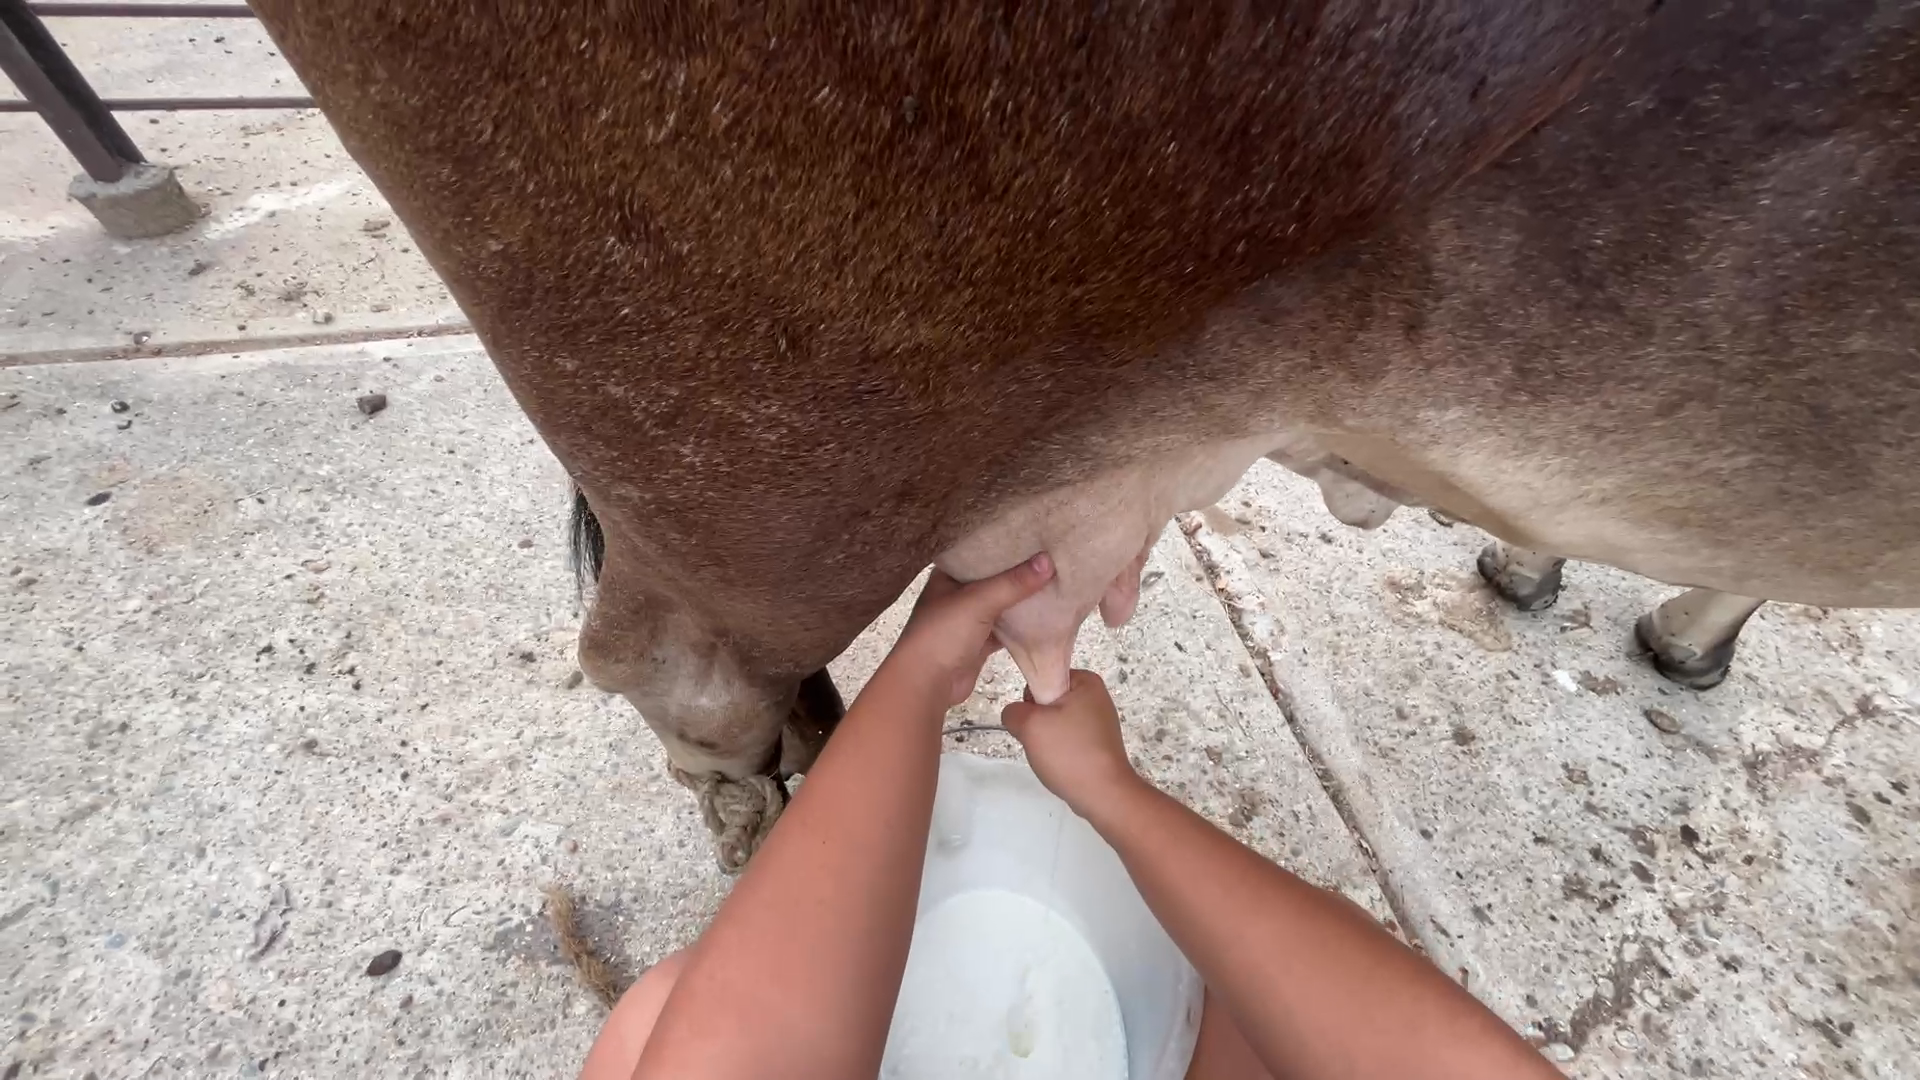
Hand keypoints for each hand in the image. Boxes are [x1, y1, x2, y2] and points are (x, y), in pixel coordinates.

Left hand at [887, 553, 1053, 706]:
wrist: (926, 684)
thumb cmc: (943, 633)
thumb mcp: (978, 601)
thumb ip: (1013, 583)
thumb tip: (1048, 561)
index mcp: (949, 575)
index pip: (979, 551)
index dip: (1004, 542)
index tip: (1035, 532)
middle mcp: (958, 593)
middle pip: (994, 578)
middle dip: (1020, 570)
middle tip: (1052, 554)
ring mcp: (969, 619)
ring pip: (1002, 603)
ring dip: (1024, 597)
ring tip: (1056, 578)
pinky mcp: (980, 641)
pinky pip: (1007, 628)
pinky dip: (1023, 624)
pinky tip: (1047, 613)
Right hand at [1000, 670, 1141, 814]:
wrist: (1104, 795)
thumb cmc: (1069, 752)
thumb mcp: (1029, 725)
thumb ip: (1013, 712)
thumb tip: (1015, 716)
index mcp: (1086, 681)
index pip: (1044, 677)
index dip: (1032, 698)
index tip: (1034, 719)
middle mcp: (1097, 696)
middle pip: (1050, 700)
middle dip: (1039, 720)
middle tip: (1041, 739)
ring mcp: (1101, 721)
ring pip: (1057, 721)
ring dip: (1048, 737)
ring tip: (1052, 754)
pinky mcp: (1100, 743)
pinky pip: (1070, 738)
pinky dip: (1061, 750)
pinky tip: (1062, 763)